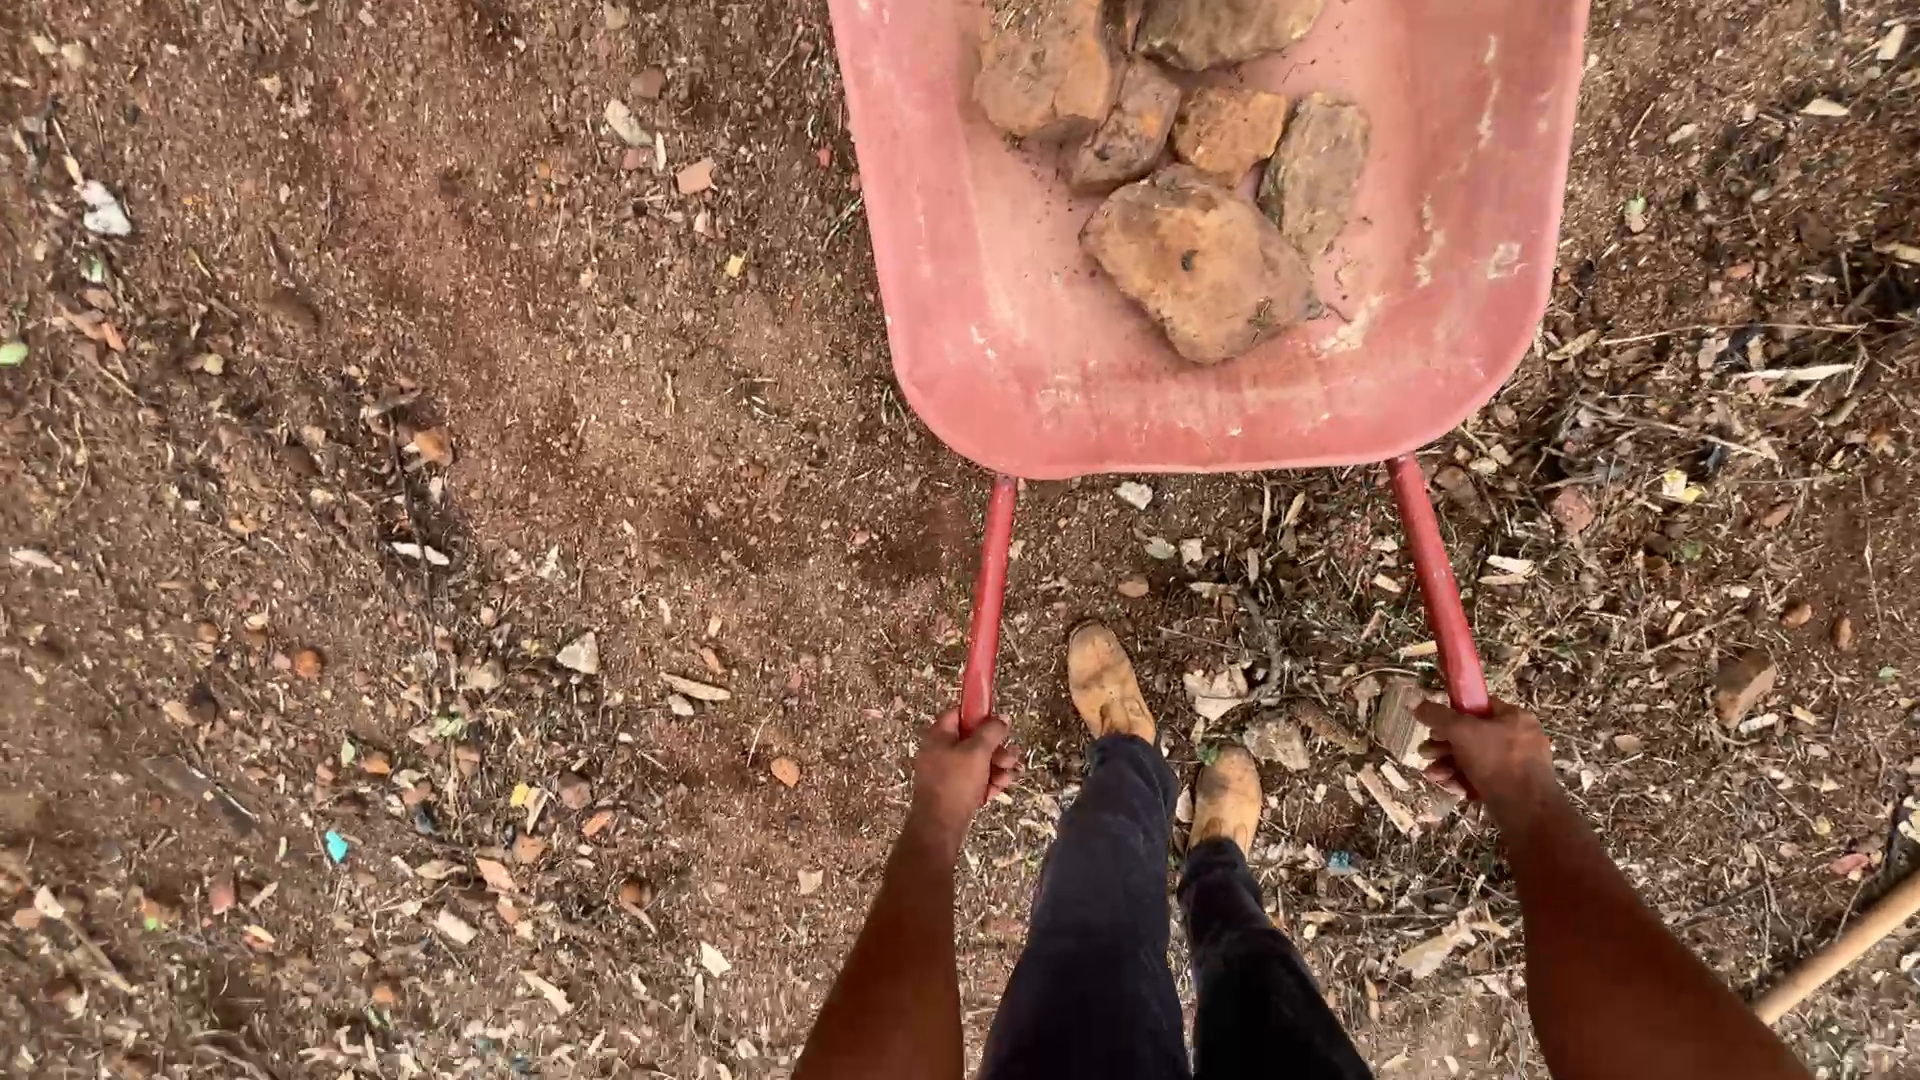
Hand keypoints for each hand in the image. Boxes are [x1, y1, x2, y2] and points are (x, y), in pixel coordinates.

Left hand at [907, 709, 1019, 852]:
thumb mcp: (977, 752)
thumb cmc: (955, 784)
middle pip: (974, 739)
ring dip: (997, 766)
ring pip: (979, 761)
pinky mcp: (954, 790)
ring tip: (1009, 776)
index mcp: (939, 735)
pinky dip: (989, 782)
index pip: (959, 713)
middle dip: (997, 748)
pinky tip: (999, 789)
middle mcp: (941, 751)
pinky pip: (975, 779)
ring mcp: (946, 772)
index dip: (980, 714)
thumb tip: (1002, 717)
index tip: (999, 723)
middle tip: (1011, 757)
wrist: (939, 828)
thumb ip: (991, 731)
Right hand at [1416, 698, 1556, 809]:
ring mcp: (1517, 763)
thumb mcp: (1460, 731)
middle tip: (1427, 752)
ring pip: (1472, 757)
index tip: (1434, 726)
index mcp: (1514, 717)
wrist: (1527, 811)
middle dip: (1443, 745)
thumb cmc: (1496, 761)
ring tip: (1433, 774)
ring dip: (1447, 764)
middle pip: (1470, 734)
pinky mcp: (1513, 785)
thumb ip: (1436, 715)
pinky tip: (1450, 786)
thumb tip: (1415, 702)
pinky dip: (1462, 779)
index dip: (1452, 713)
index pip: (1477, 705)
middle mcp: (1519, 737)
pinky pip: (1482, 775)